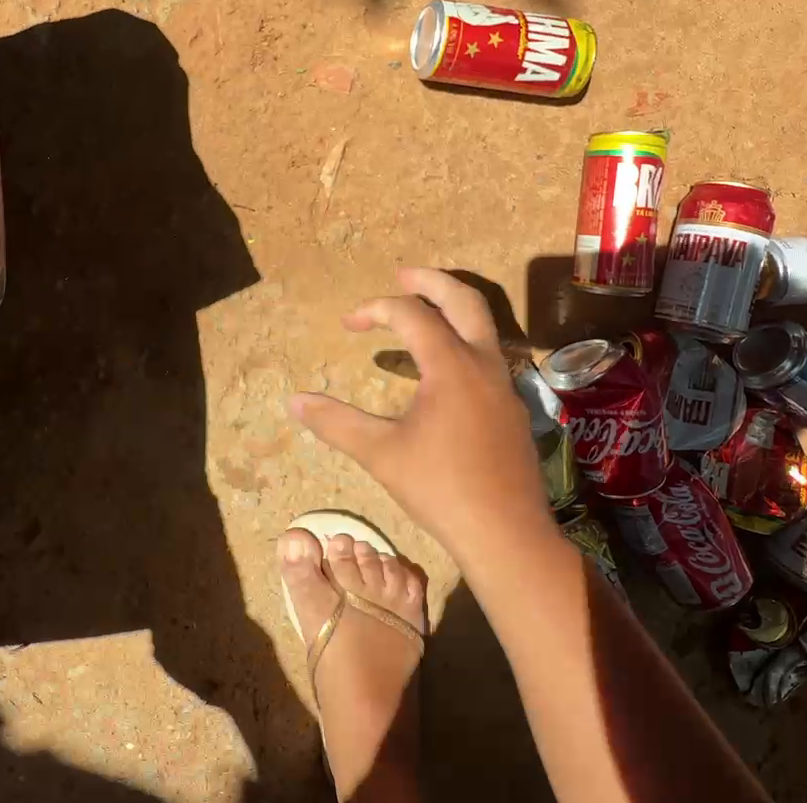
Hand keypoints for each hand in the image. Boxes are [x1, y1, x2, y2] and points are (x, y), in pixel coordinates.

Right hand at [290, 268, 552, 559]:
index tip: (347, 324)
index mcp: (450, 364)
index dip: (375, 309)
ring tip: (421, 315)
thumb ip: (336, 422)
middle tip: (402, 274)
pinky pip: (487, 357)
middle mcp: (483, 363)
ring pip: (483, 327)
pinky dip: (462, 343)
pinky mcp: (513, 408)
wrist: (506, 533)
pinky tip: (441, 373)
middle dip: (430, 281)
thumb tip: (294, 401)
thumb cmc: (440, 488)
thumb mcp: (380, 453)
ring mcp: (504, 385)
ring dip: (451, 311)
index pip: (411, 314)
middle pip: (463, 299)